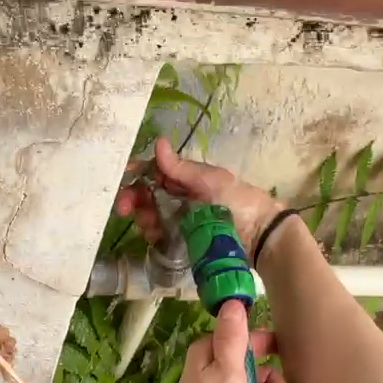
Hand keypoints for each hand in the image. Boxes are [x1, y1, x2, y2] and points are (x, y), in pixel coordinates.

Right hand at [115, 138, 283, 256]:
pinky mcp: (183, 239)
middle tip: (126, 210)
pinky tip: (154, 237)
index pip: (154, 172)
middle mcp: (180, 196)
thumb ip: (182, 168)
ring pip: (151, 215)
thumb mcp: (210, 182)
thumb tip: (158, 142)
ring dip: (143, 218)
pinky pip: (160, 235)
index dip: (136, 174)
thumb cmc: (238, 201)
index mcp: (187, 177)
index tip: (122, 180)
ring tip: (148, 225)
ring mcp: (181, 218)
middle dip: (134, 200)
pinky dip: (153, 235)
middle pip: (147, 194)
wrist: (260, 235)